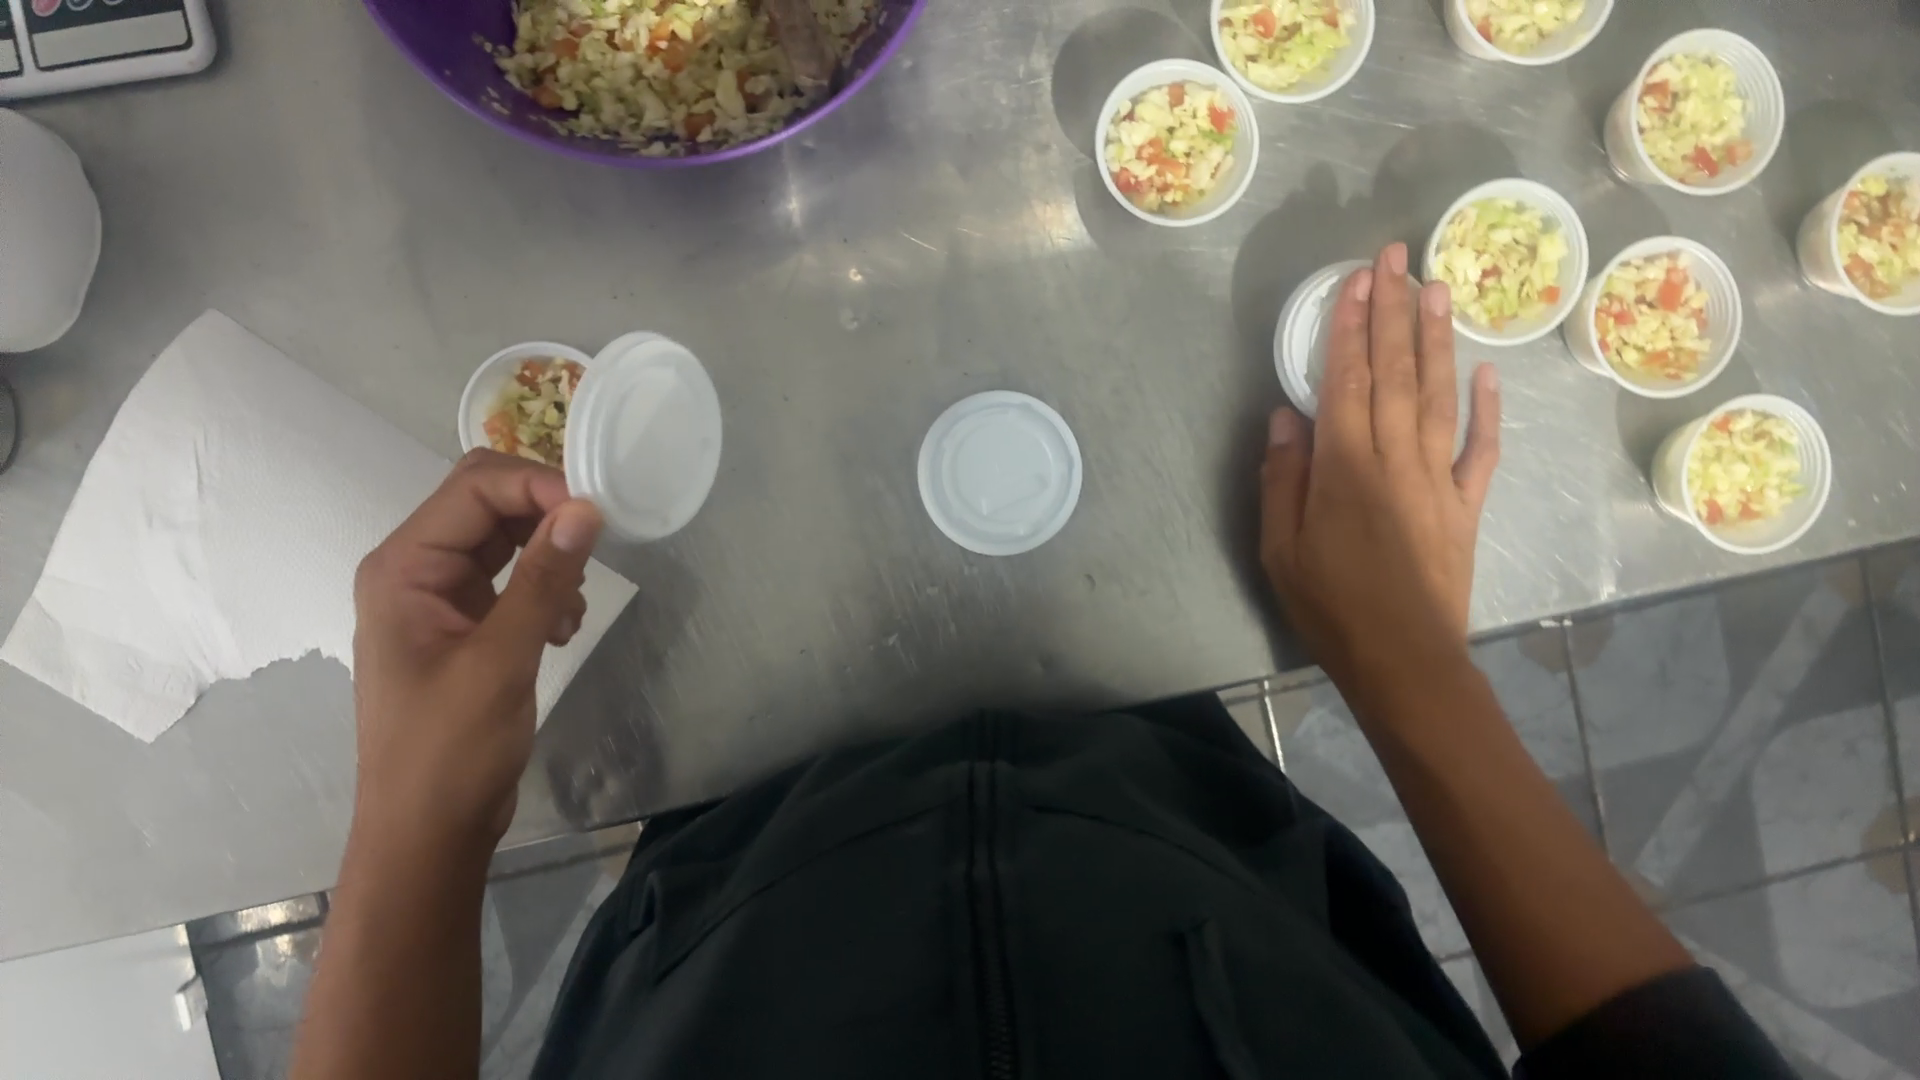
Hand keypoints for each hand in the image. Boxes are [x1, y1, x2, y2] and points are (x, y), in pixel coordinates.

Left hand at [351, 450, 603, 851]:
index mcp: (403, 567)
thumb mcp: (501, 660)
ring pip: (508, 539)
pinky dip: (549, 589)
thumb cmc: (449, 749)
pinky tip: (563, 629)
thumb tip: (586, 510)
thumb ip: (543, 580)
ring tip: (572, 606)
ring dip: (552, 556)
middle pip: (489, 503)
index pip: (474, 488)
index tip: (598, 512)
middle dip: (547, 513)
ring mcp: (443, 597)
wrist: (430, 828)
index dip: (537, 485)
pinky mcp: (470, 624)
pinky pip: (517, 578)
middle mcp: (418, 570)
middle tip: (597, 542)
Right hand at [1260, 242, 1500, 684]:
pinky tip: (1488, 373)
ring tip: (1437, 289)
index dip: (1351, 327)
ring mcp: (1438, 479)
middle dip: (1394, 311)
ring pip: (1438, 396)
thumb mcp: (1279, 548)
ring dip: (1436, 340)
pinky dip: (1487, 409)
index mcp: (1344, 468)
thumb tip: (1285, 418)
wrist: (1403, 657)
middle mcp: (1395, 459)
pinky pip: (1479, 448)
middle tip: (1397, 257)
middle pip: (1396, 373)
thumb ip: (1282, 480)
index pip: (1348, 382)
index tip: (1356, 280)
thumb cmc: (1329, 604)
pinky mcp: (1464, 504)